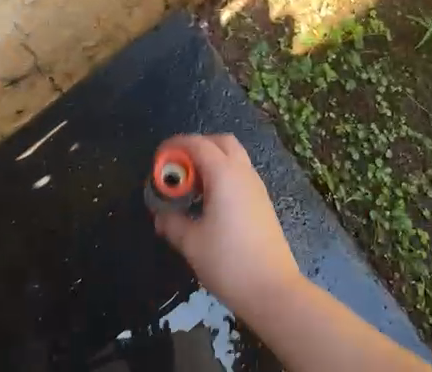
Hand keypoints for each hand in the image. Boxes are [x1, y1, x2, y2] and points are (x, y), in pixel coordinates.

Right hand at [151, 134, 302, 313]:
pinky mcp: (263, 203)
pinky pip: (241, 174)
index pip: (198, 144)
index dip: (176, 145)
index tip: (159, 157)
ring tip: (192, 187)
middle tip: (179, 168)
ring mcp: (257, 187)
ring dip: (212, 161)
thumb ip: (173, 223)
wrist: (272, 289)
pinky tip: (211, 202)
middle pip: (221, 142)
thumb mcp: (192, 243)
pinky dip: (223, 175)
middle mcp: (243, 172)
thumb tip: (160, 216)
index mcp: (224, 174)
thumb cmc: (228, 261)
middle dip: (197, 147)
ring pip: (234, 157)